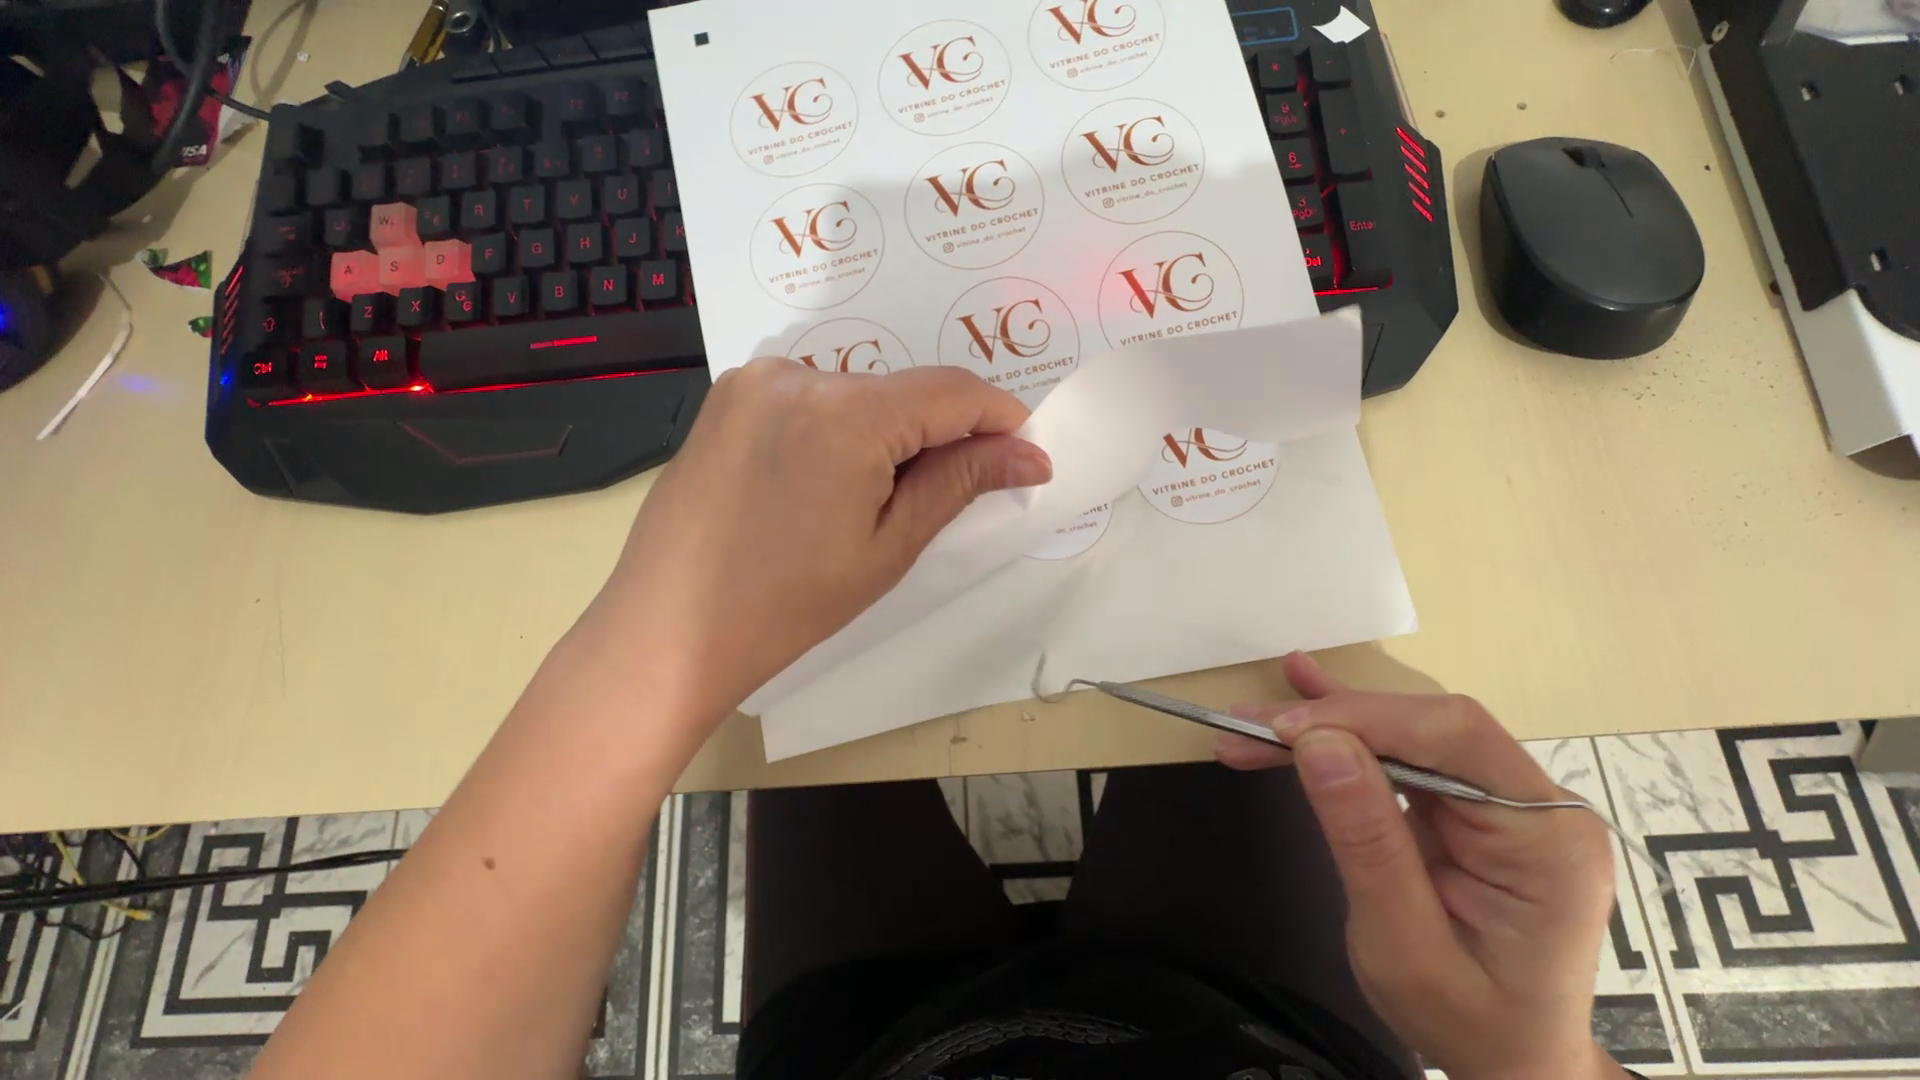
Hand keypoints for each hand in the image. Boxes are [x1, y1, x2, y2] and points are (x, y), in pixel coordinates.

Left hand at [585, 358, 1050, 726]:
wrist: (668, 628)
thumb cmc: (785, 604)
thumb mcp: (887, 547)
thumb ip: (959, 483)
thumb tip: (1029, 454)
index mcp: (844, 412)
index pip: (952, 391)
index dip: (999, 419)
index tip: (1023, 454)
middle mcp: (797, 374)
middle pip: (902, 390)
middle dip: (938, 434)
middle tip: (943, 497)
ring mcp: (753, 381)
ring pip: (856, 392)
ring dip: (885, 432)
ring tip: (867, 503)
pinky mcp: (727, 398)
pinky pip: (810, 397)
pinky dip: (838, 429)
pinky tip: (823, 485)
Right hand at [1218, 654, 1623, 1079]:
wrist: (1513, 1064)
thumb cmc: (1466, 1023)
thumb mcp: (1404, 948)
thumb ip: (1367, 841)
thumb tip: (1318, 745)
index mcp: (1545, 840)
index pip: (1453, 736)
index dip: (1362, 717)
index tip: (1281, 731)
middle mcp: (1534, 805)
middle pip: (1423, 726)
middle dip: (1327, 721)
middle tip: (1245, 729)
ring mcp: (1503, 801)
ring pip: (1402, 732)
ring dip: (1321, 726)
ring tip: (1251, 721)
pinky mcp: (1468, 805)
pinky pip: (1401, 752)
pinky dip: (1345, 729)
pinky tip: (1304, 689)